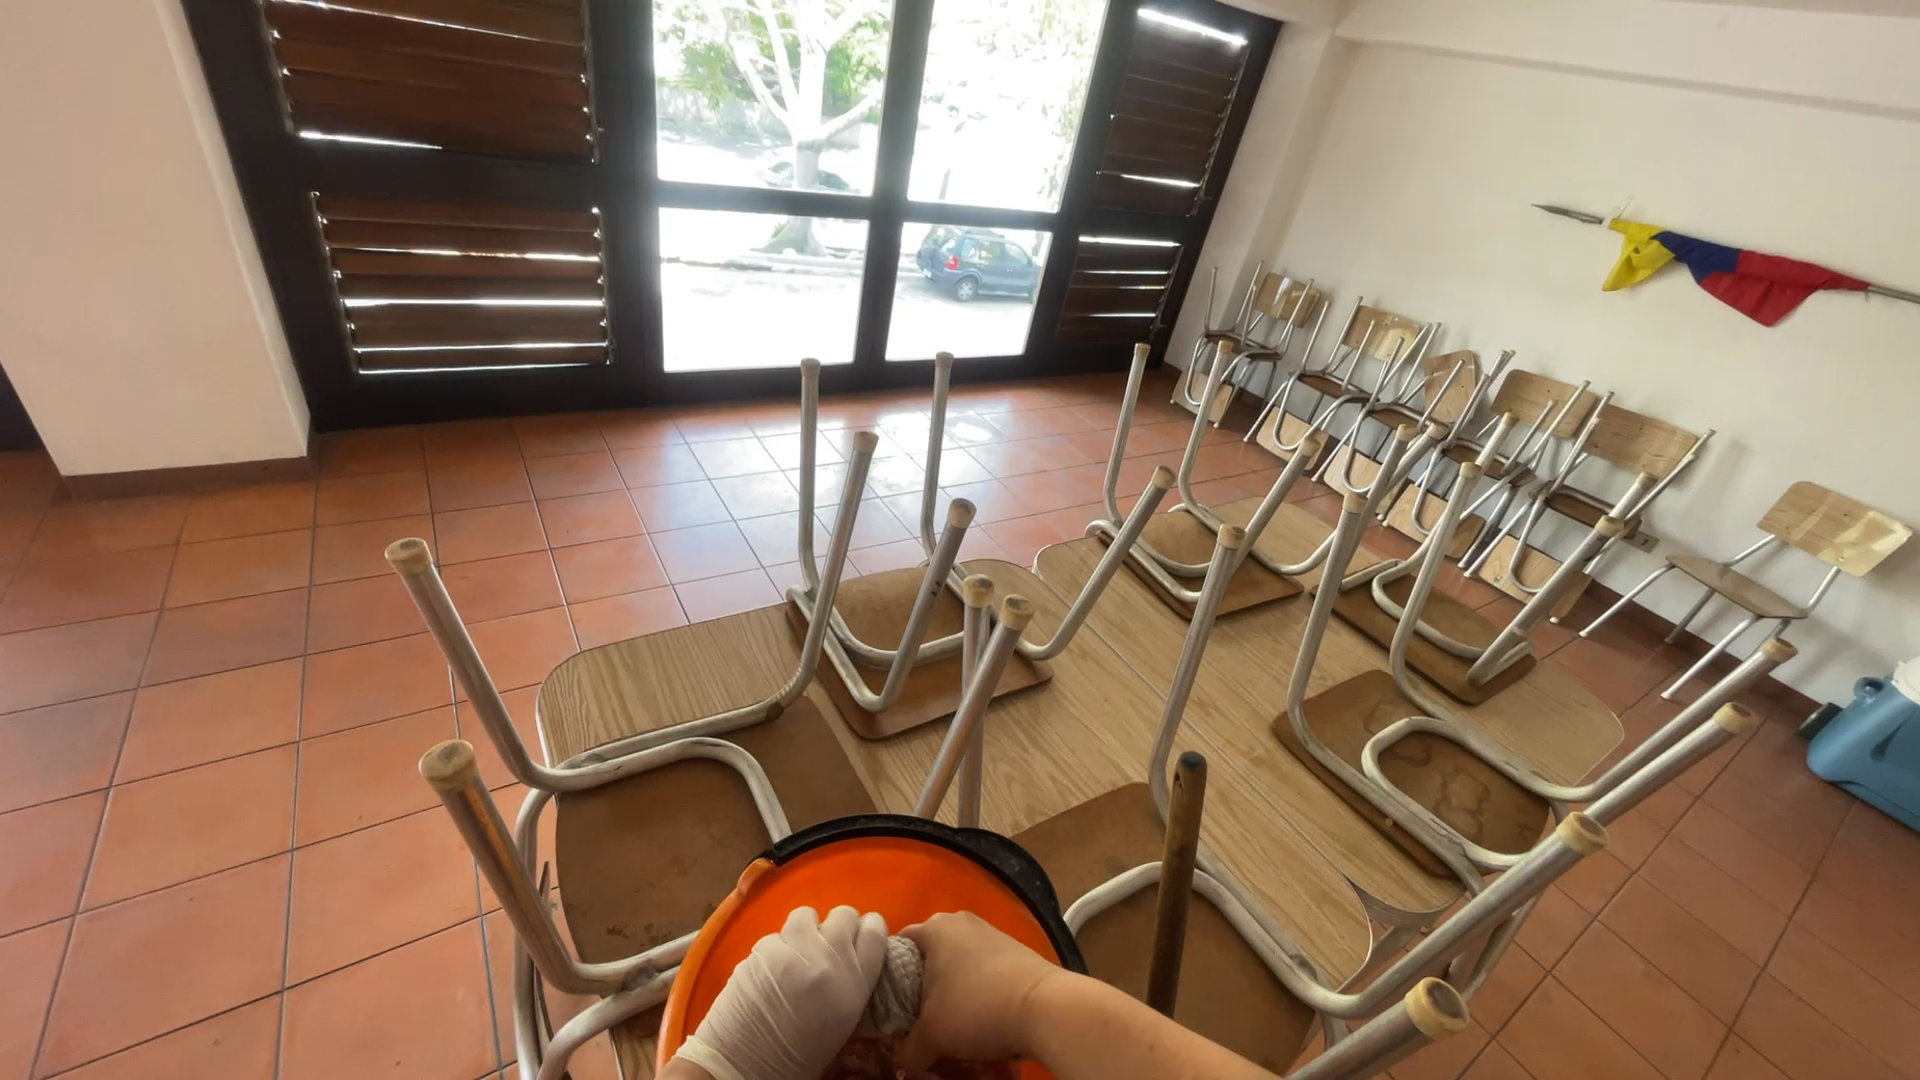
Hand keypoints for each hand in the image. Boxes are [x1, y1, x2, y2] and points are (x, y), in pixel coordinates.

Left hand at [674, 905, 887, 1079]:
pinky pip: (778, 934)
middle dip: (836, 925)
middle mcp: (832, 959)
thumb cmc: (800, 1054)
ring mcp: (798, 949)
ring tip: (794, 952)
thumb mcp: (842, 1020)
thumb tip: (852, 954)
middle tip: (825, 943)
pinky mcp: (768, 946)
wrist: (746, 1067)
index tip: (859, 935)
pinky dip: (776, 947)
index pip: (875, 932)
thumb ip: (853, 981)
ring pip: (809, 914)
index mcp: (856, 984)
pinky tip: (768, 969)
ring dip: (803, 929)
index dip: (867, 928)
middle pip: (845, 914)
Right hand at [896, 912, 1064, 1070]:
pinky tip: (979, 1012)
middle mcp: (959, 920)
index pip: (899, 945)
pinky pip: (980, 965)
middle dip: (921, 985)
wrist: (1043, 1006)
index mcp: (934, 928)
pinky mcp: (1011, 945)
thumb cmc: (977, 1009)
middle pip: (928, 953)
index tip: (892, 1006)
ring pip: (956, 960)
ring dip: (950, 987)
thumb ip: (908, 1048)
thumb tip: (901, 1058)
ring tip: (950, 1019)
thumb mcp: (932, 1036)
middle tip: (918, 1017)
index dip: (890, 977)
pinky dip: (975, 985)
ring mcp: (988, 930)